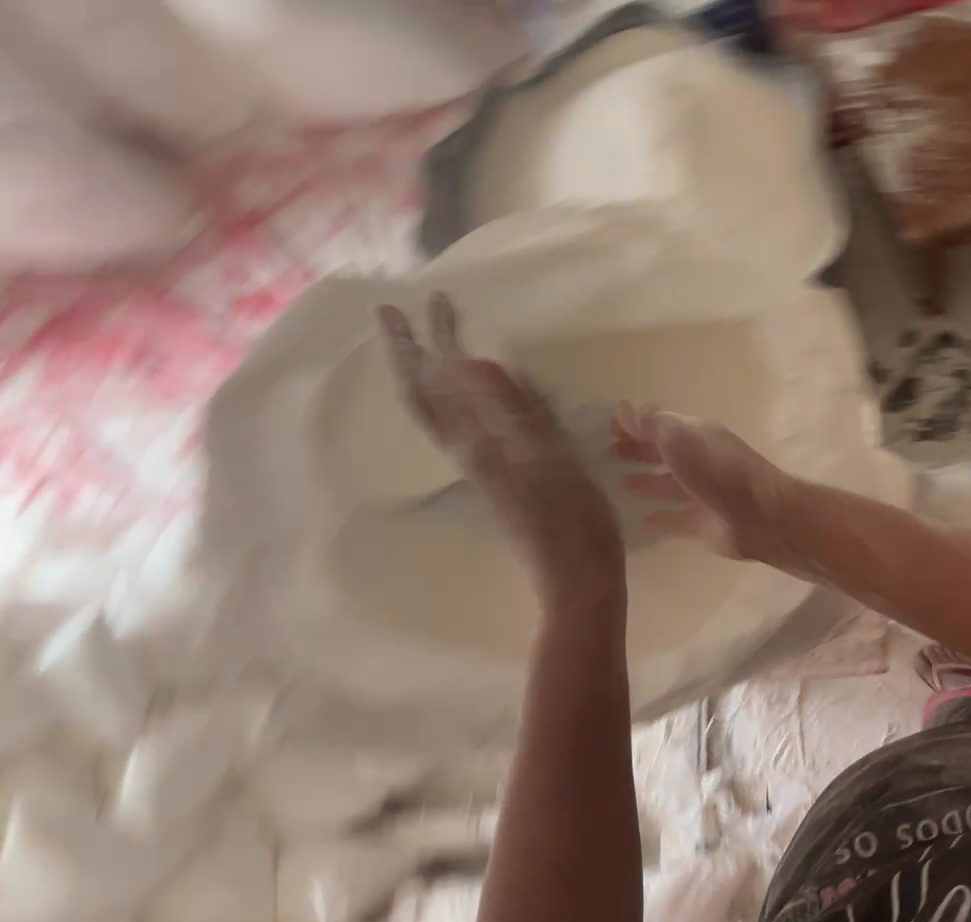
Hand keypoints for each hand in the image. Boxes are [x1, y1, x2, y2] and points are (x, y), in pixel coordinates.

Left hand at [379, 293, 624, 610]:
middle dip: (408, 351)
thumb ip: (514, 411)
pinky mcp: (497, 478)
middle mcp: (471, 450)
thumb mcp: (551, 460)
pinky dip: (448, 401)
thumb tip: (472, 360)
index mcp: (482, 442)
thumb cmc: (574, 518)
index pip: (447, 378)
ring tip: (417, 348)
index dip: (439, 336)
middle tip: (393, 312)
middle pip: (424, 395)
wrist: (576, 573)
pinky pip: (457, 428)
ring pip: (435, 414)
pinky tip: (464, 398)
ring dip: (421, 376)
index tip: (438, 297)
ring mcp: (482, 466)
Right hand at [611, 406, 798, 569]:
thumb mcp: (681, 438)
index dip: (637, 426)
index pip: (663, 426)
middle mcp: (702, 462)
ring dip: (647, 483)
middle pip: (666, 454)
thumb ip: (652, 425)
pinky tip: (641, 520)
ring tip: (619, 484)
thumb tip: (622, 409)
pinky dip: (661, 518)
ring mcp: (704, 495)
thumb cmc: (719, 470)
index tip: (608, 430)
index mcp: (699, 436)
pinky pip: (677, 520)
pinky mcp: (704, 525)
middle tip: (608, 454)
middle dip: (640, 452)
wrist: (760, 515)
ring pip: (670, 486)